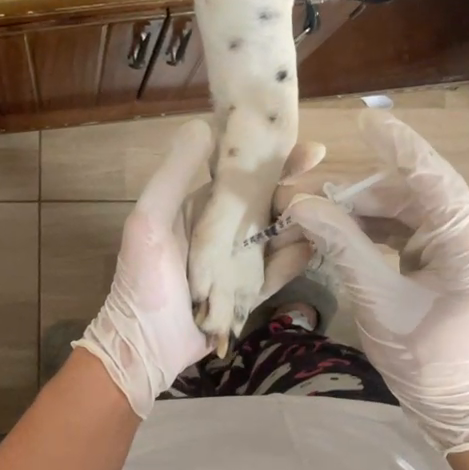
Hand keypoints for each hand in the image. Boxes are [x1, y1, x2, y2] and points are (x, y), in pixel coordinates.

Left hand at [75, 120, 321, 415]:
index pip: (239, 175)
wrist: (143, 347)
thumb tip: (204, 123)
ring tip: (326, 214)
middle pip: (264, 202)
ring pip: (275, 235)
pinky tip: (314, 248)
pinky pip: (275, 273)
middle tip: (322, 184)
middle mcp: (217, 231)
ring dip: (300, 223)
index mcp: (194, 208)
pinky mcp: (244, 294)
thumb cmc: (142, 280)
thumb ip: (174, 174)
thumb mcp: (149, 220)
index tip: (310, 150)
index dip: (272, 160)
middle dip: (293, 190)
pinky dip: (294, 260)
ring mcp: (233, 264)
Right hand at [284, 112, 468, 451]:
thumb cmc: (420, 360)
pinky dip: (379, 228)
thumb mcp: (377, 303)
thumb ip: (344, 248)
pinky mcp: (460, 254)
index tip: (369, 122)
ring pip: (414, 210)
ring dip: (366, 212)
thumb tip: (301, 206)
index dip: (404, 152)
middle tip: (309, 201)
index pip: (441, 188)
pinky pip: (416, 227)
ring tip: (319, 219)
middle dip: (363, 197)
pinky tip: (345, 230)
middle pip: (419, 198)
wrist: (454, 399)